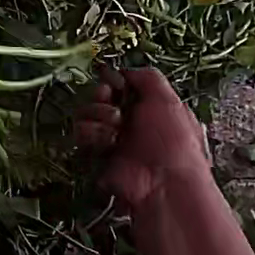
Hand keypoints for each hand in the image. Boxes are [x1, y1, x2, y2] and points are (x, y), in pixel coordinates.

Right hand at [74, 65, 211, 209]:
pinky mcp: (97, 155)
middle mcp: (129, 120)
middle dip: (101, 97)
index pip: (119, 83)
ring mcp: (112, 138)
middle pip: (98, 96)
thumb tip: (125, 69)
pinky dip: (91, 135)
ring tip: (114, 129)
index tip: (113, 83)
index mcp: (148, 105)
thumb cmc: (173, 141)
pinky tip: (106, 143)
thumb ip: (148, 77)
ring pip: (86, 114)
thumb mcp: (169, 101)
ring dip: (96, 116)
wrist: (164, 185)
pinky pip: (81, 135)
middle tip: (108, 101)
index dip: (113, 80)